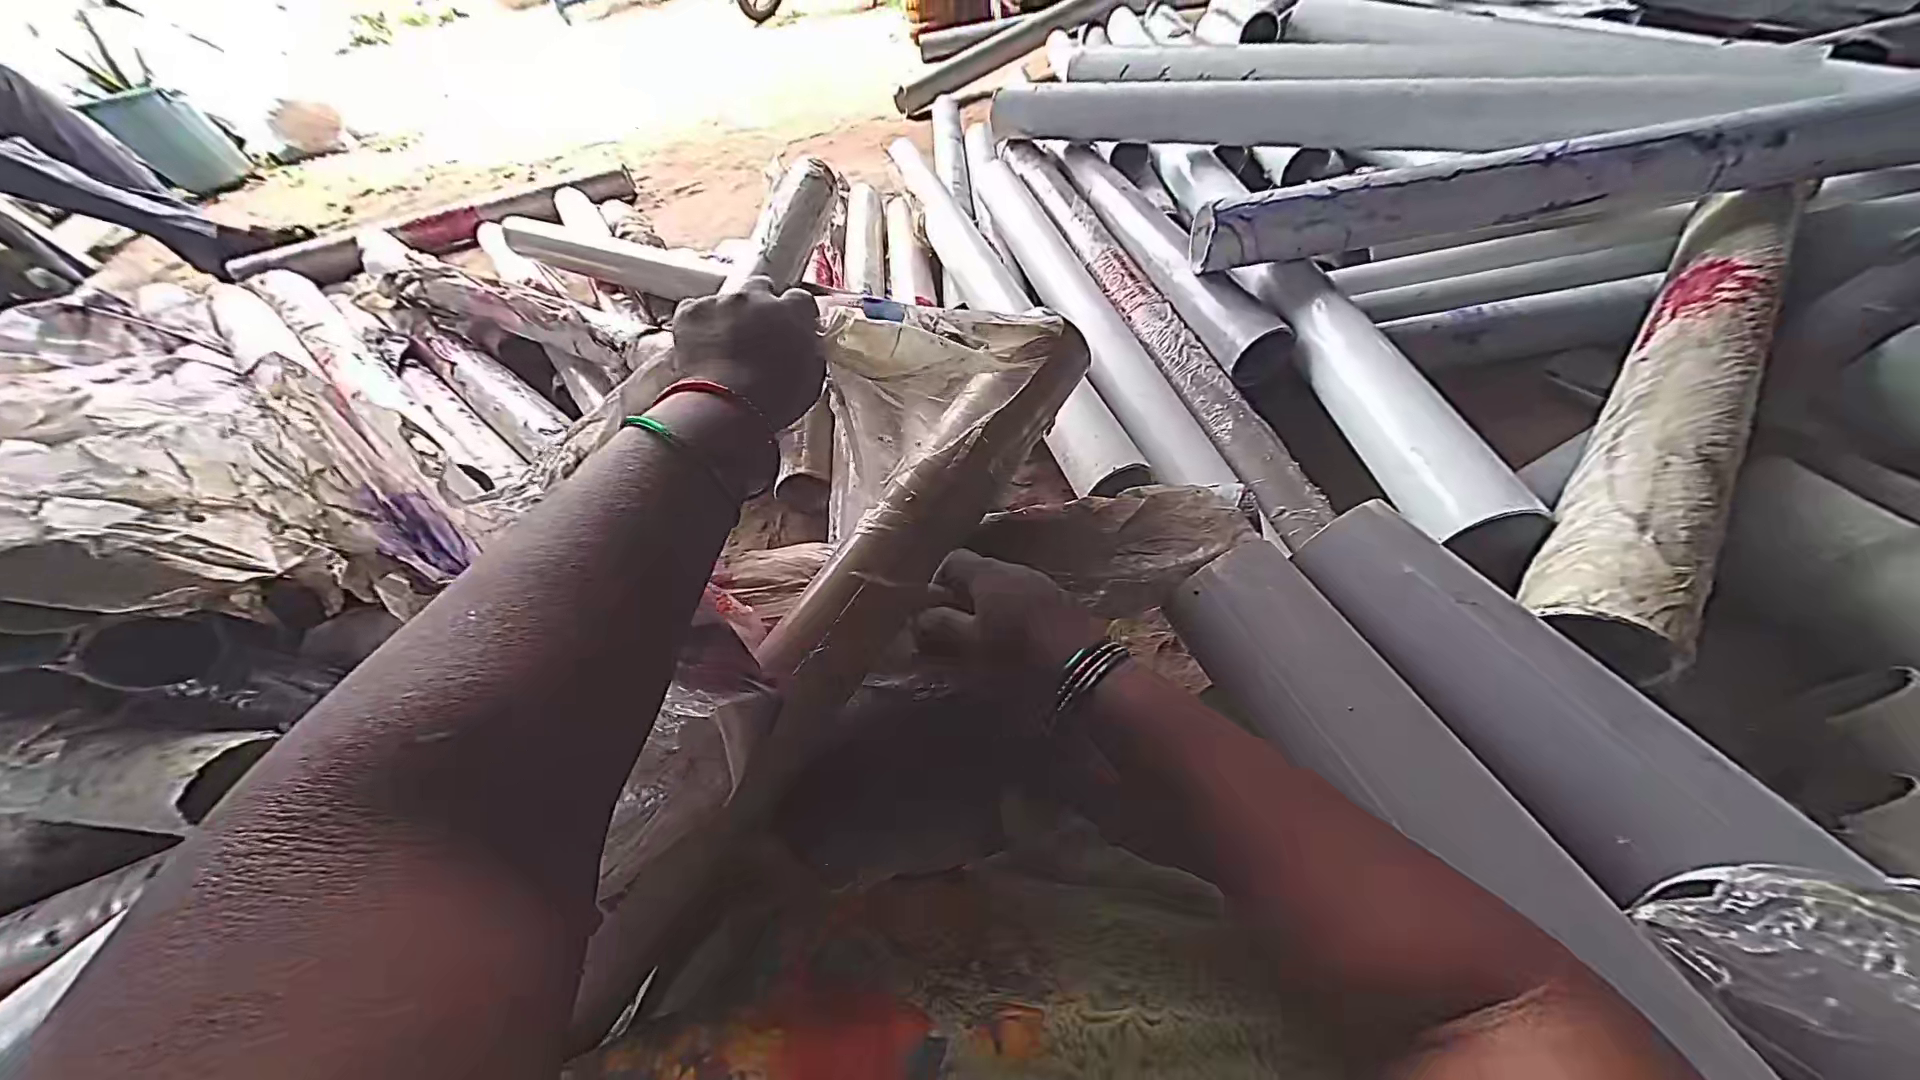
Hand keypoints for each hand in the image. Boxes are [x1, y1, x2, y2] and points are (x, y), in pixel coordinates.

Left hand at [672, 277, 823, 430]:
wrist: (728, 407)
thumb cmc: (776, 400)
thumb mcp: (811, 376)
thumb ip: (809, 349)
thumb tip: (805, 342)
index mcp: (793, 313)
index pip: (800, 299)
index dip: (795, 314)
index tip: (792, 327)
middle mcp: (757, 297)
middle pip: (760, 287)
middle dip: (761, 305)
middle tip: (758, 333)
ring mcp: (721, 301)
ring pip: (726, 301)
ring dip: (730, 318)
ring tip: (726, 348)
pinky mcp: (689, 310)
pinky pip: (696, 311)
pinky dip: (700, 327)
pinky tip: (704, 350)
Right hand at [913, 550, 1108, 675]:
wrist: (1084, 665)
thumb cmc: (1017, 653)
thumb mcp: (971, 644)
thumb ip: (941, 626)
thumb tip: (920, 615)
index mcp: (988, 573)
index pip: (952, 560)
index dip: (937, 582)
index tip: (932, 611)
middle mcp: (1015, 569)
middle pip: (979, 573)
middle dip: (963, 597)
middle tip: (955, 629)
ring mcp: (1042, 583)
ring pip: (1004, 586)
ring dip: (990, 606)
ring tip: (985, 638)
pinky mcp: (1061, 600)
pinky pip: (1025, 599)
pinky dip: (1013, 613)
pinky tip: (1015, 640)